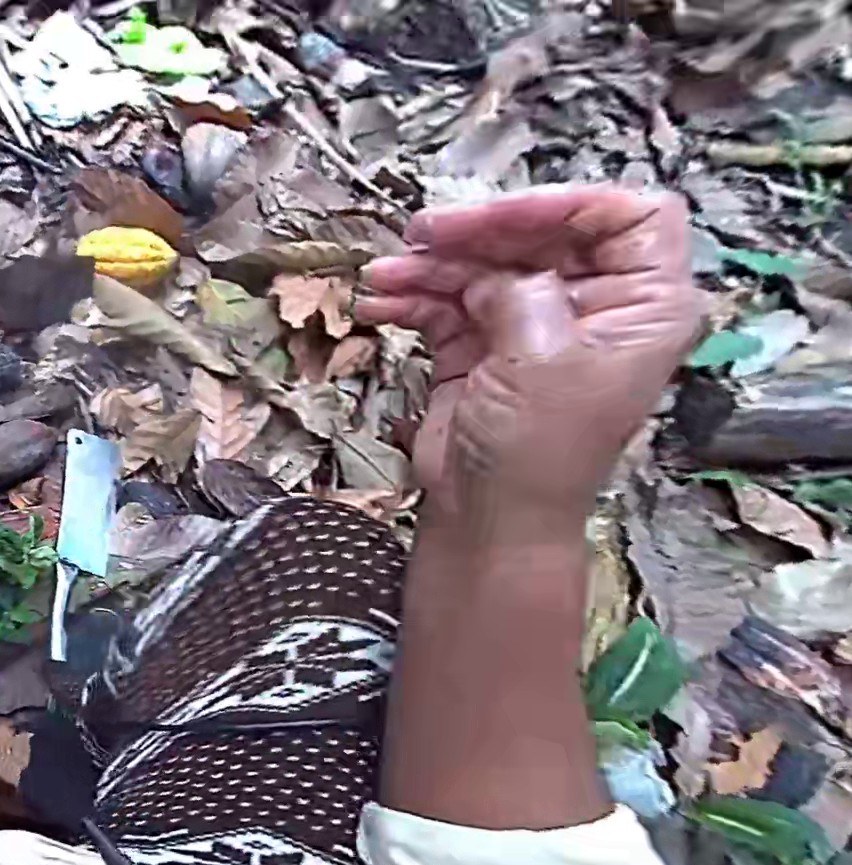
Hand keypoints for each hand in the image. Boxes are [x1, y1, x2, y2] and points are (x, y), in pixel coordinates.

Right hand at [358, 187, 705, 543]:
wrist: (485, 509)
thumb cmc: (535, 445)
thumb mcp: (543, 362)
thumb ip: (524, 300)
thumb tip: (491, 273)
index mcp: (637, 302)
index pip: (620, 220)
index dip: (557, 206)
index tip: (486, 215)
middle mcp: (582, 308)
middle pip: (533, 245)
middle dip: (473, 237)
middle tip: (415, 235)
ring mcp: (521, 331)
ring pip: (476, 278)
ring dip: (425, 273)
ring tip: (377, 276)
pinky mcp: (471, 355)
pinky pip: (441, 313)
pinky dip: (408, 306)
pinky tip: (376, 306)